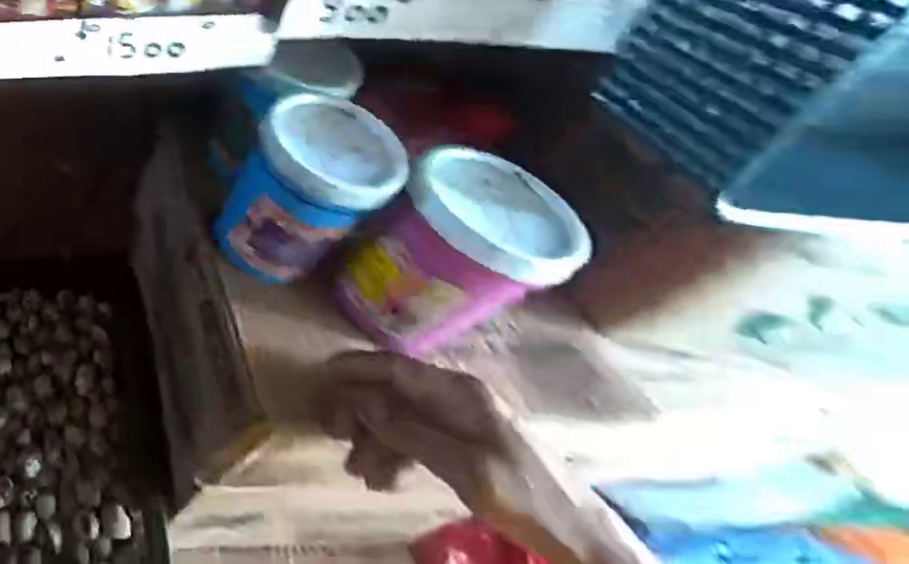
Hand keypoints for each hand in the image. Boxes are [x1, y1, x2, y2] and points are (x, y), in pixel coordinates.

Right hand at [314, 351, 512, 505]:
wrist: (585, 542)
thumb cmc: (527, 498)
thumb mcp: (466, 468)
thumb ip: (410, 431)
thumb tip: (361, 401)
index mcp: (457, 391)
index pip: (394, 366)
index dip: (356, 367)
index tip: (322, 375)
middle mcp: (454, 397)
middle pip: (392, 391)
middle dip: (359, 410)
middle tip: (334, 434)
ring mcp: (459, 421)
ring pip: (400, 417)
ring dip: (374, 439)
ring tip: (358, 471)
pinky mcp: (463, 446)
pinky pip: (416, 438)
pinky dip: (394, 454)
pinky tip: (381, 478)